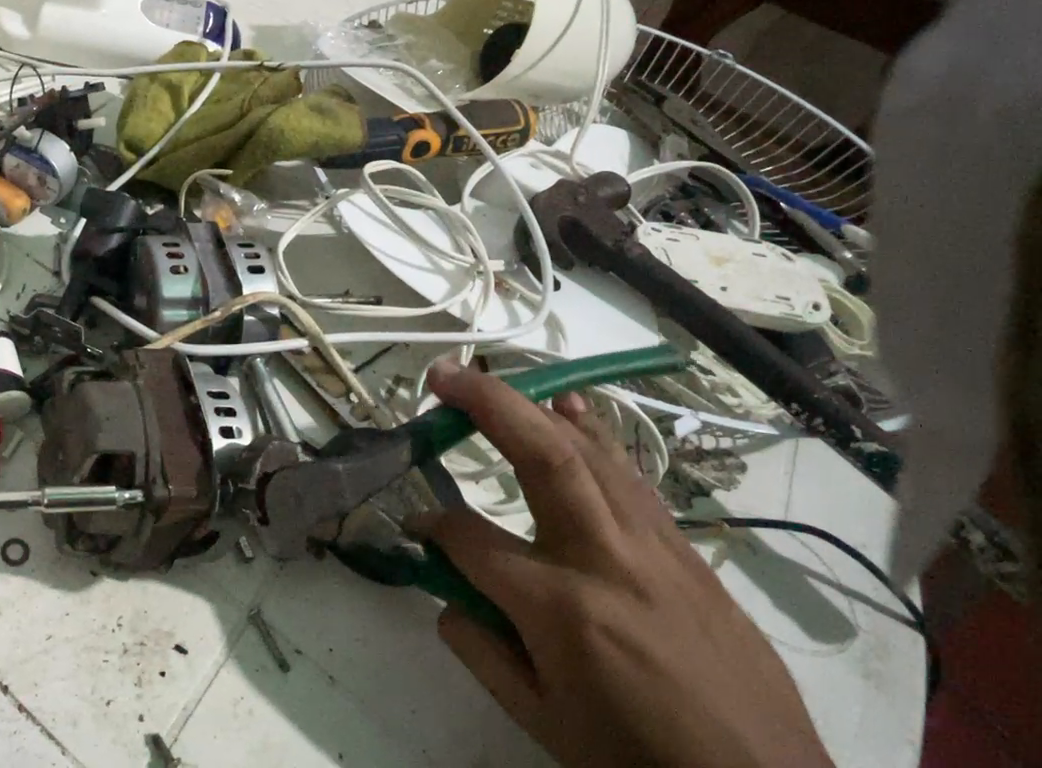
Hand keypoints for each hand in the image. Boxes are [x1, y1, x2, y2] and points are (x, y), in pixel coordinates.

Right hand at [420, 362, 832, 767]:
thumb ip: (482, 653)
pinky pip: (633, 480)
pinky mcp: (690, 554)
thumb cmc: (639, 758)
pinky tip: (577, 415)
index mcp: (561, 609)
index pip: (473, 541)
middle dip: (488, 405)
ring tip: (495, 379)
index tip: (415, 524)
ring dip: (538, 408)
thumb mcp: (542, 723)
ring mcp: (657, 550)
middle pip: (543, 458)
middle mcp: (607, 560)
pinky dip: (597, 438)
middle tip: (442, 375)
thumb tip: (446, 599)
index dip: (433, 527)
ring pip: (594, 455)